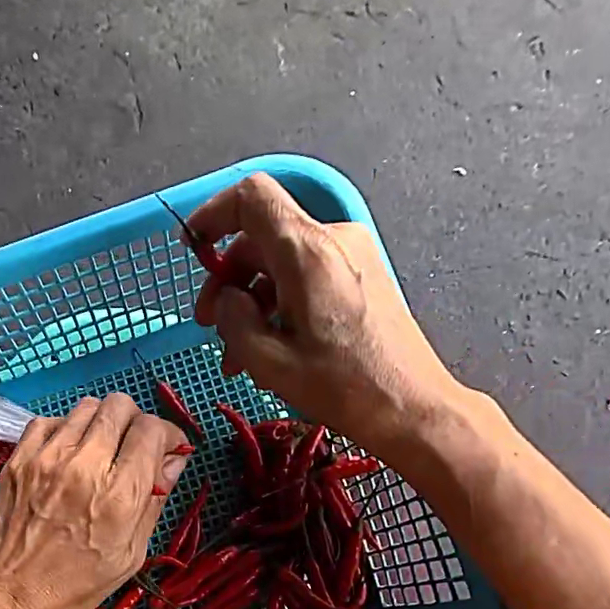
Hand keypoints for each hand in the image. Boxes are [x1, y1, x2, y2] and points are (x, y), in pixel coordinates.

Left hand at [0, 394, 186, 608]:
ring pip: (87, 407)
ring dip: (103, 423)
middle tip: (136, 446)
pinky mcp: (19, 458)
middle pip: (120, 406)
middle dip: (137, 421)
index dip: (168, 434)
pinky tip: (70, 455)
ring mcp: (47, 458)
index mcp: (120, 495)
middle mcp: (84, 466)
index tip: (169, 449)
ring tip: (103, 451)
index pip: (152, 430)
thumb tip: (175, 459)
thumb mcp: (133, 552)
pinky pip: (50, 420)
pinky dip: (67, 429)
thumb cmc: (79, 584)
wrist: (9, 597)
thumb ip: (155, 500)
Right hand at [189, 173, 471, 453]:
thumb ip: (235, 321)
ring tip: (241, 354)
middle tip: (212, 327)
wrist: (416, 411)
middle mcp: (336, 242)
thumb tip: (229, 300)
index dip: (213, 215)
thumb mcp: (273, 364)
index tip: (194, 247)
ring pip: (287, 263)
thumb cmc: (349, 391)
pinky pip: (313, 278)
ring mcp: (357, 260)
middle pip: (265, 237)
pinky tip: (276, 348)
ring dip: (257, 302)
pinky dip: (286, 304)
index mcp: (308, 252)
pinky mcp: (369, 281)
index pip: (251, 198)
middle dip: (231, 280)